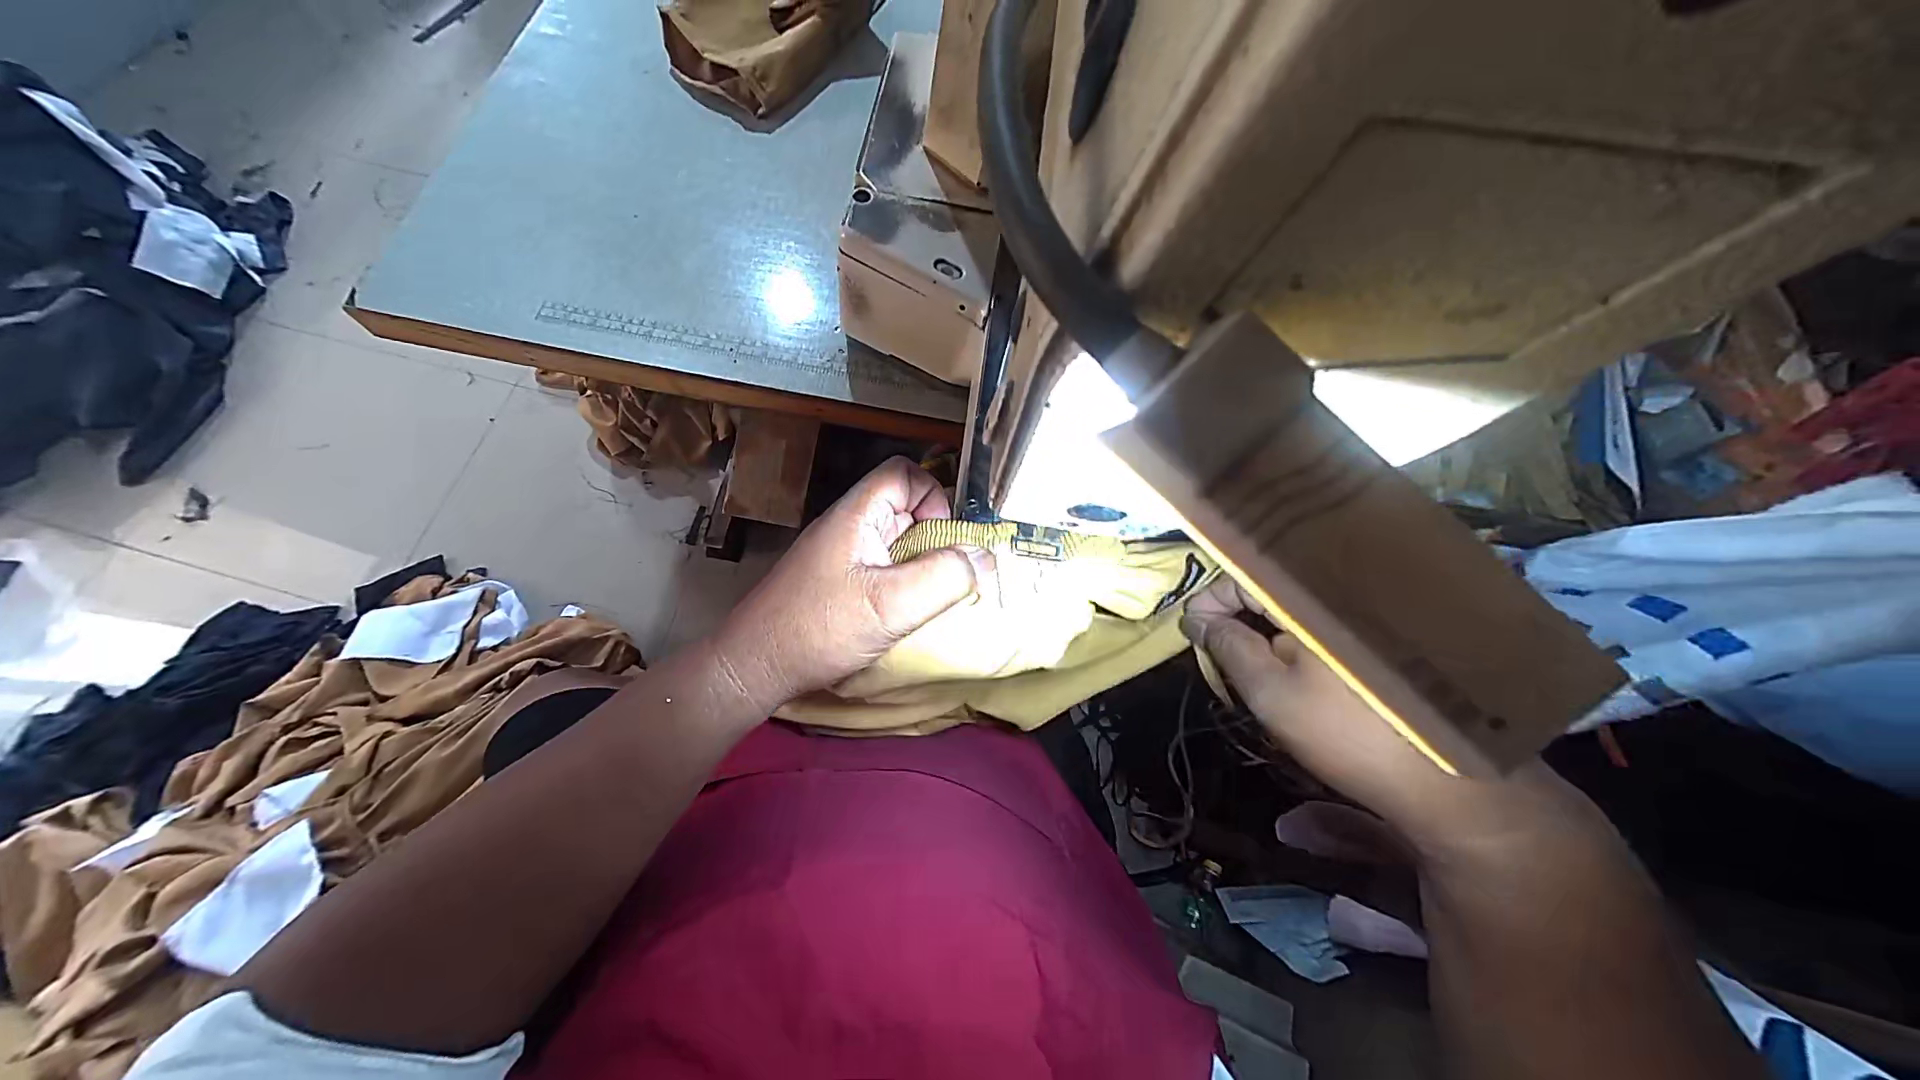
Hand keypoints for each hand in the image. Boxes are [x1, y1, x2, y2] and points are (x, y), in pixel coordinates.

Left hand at [708, 457, 992, 710]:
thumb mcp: (890, 605)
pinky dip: (903, 587)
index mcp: (857, 515)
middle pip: (907, 510)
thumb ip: (944, 577)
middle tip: (944, 581)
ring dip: (921, 568)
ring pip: (899, 544)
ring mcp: (842, 556)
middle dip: (935, 541)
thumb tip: (984, 558)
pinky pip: (884, 569)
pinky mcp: (839, 583)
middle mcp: (850, 527)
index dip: (933, 496)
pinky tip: (902, 617)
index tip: (944, 540)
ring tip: (924, 604)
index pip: (904, 473)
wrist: (755, 667)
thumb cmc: (816, 631)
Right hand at [1180, 577, 1601, 860]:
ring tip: (1267, 666)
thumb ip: (1227, 647)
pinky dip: (1313, 632)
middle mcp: (1352, 584)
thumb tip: (1198, 618)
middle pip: (1276, 582)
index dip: (1211, 602)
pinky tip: (1313, 668)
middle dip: (1242, 614)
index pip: (1244, 574)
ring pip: (1306, 598)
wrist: (1461, 782)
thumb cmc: (1354, 735)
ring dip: (1277, 624)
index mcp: (1316, 593)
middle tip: (1229, 656)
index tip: (1195, 636)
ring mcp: (1384, 602)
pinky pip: (1339, 613)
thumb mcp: (1271, 695)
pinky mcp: (1405, 625)